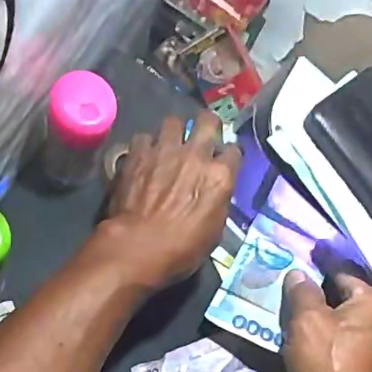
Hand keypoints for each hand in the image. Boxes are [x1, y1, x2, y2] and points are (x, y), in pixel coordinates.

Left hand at [90, 110, 240, 289]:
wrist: (138, 246)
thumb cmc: (181, 250)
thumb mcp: (213, 231)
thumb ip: (217, 202)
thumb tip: (215, 193)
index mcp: (220, 176)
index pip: (234, 152)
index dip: (227, 158)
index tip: (221, 164)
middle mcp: (196, 155)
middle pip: (207, 121)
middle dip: (206, 126)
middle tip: (199, 137)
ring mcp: (165, 150)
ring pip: (173, 122)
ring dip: (172, 133)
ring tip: (167, 145)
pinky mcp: (137, 153)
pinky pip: (143, 137)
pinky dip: (144, 147)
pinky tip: (142, 157)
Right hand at [282, 270, 371, 371]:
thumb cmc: (325, 361)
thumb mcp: (307, 319)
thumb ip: (302, 291)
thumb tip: (297, 274)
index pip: (343, 271)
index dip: (317, 265)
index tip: (294, 258)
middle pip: (339, 293)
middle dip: (312, 288)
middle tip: (284, 279)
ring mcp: (367, 339)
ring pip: (333, 314)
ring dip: (310, 310)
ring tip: (283, 300)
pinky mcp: (353, 356)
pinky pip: (331, 332)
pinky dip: (314, 328)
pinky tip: (292, 325)